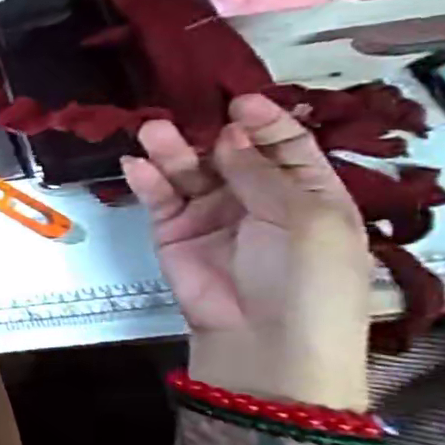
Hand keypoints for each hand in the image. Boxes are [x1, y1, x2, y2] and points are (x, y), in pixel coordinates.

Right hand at [121, 94, 373, 408]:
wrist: (264, 343)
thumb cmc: (307, 279)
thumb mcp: (306, 219)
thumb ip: (263, 172)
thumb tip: (230, 132)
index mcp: (307, 192)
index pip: (284, 144)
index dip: (264, 121)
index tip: (237, 101)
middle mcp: (257, 198)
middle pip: (230, 151)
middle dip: (209, 130)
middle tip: (186, 111)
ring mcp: (212, 214)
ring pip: (190, 170)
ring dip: (172, 149)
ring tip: (152, 131)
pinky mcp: (173, 232)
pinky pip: (160, 198)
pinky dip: (148, 180)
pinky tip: (137, 163)